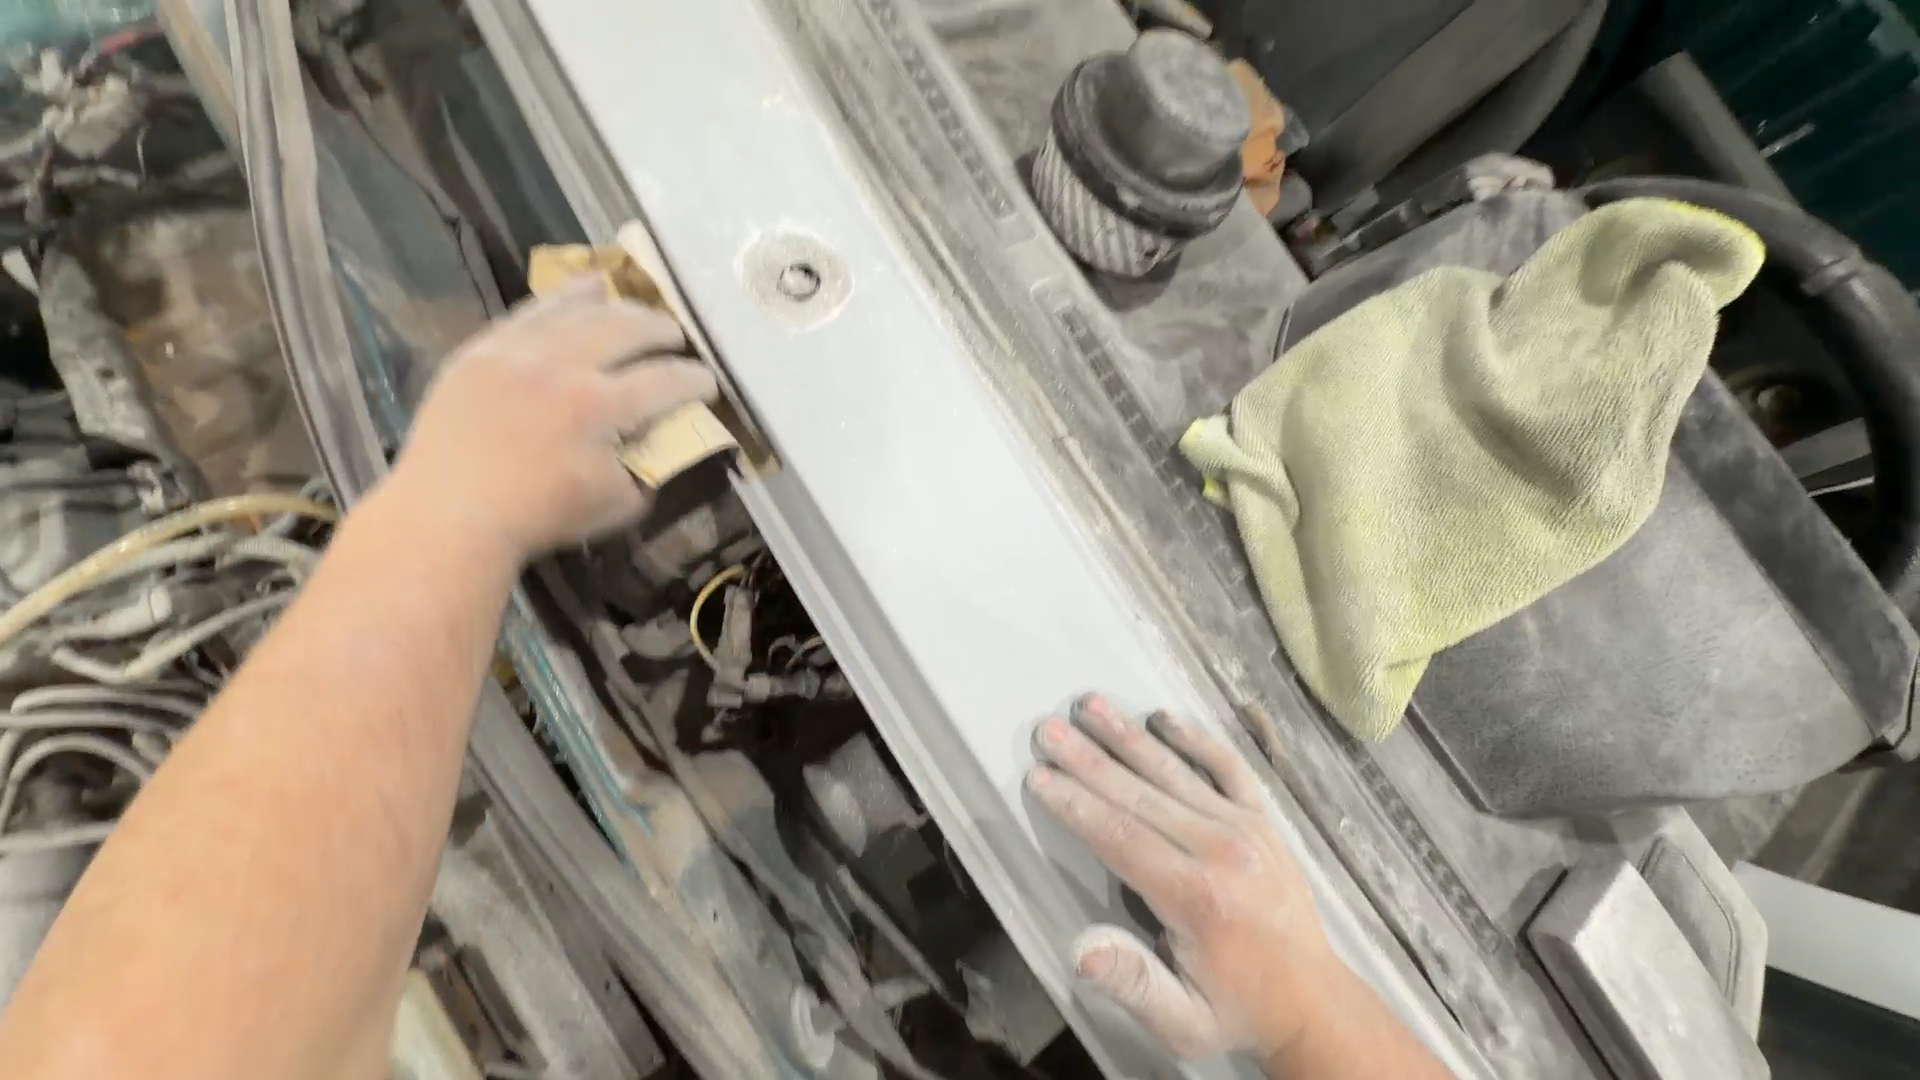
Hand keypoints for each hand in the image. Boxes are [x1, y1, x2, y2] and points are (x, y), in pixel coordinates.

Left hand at [388, 284, 717, 563]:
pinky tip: (590, 288)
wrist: (451, 513)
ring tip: (643, 311)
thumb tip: (666, 443)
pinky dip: (567, 296)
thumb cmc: (540, 516)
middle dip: (664, 331)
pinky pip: (532, 310)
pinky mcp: (485, 350)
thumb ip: (651, 469)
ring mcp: (519, 352)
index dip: (696, 380)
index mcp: (600, 407)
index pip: (666, 381)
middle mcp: (563, 366)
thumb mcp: (618, 505)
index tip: (710, 385)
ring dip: (622, 307)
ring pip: (581, 311)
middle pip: (628, 330)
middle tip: (680, 339)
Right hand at [1027, 695, 1336, 1059]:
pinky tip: (1162, 716)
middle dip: (1087, 759)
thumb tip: (1079, 949)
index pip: (1120, 837)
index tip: (1039, 775)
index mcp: (1196, 897)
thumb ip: (1133, 983)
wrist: (1315, 1001)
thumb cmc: (1234, 1009)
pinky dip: (1195, 738)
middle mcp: (1221, 849)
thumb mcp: (1182, 1024)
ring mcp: (1246, 827)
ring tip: (1089, 704)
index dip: (1075, 804)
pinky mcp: (1263, 817)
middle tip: (1047, 728)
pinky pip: (1227, 765)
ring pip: (1175, 771)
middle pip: (1139, 794)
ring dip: (1127, 735)